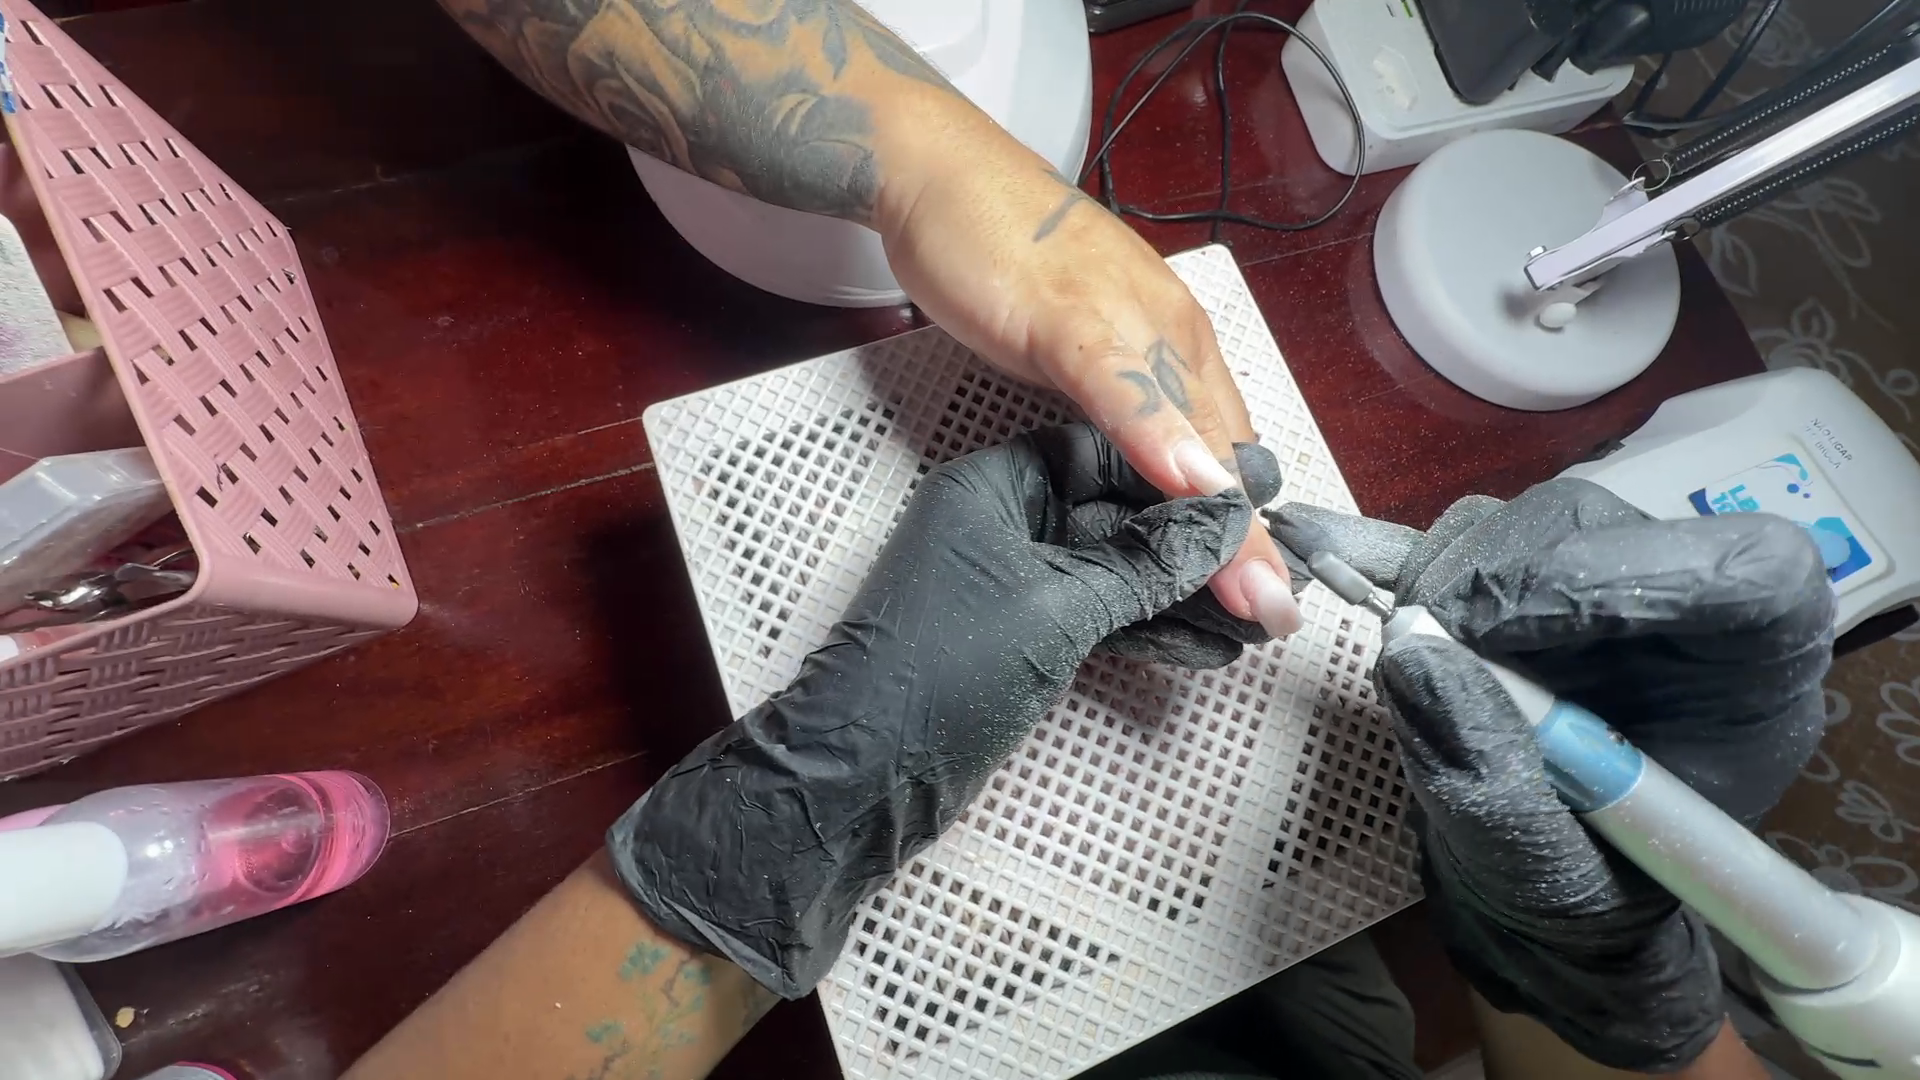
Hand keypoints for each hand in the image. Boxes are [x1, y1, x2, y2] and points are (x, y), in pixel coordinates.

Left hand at [607, 424, 1258, 997]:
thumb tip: (1227, 524)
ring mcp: (1016, 579)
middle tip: (1266, 574)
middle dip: (1189, 551)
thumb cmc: (950, 665)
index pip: (1104, 454)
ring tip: (1256, 623)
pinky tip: (1207, 648)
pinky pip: (1100, 614)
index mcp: (996, 485)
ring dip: (1179, 598)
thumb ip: (1145, 562)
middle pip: (1116, 519)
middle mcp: (1006, 520)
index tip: (1247, 499)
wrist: (871, 770)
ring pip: (1115, 574)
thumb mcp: (1058, 605)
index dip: (1177, 476)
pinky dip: (1147, 630)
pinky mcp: (1026, 630)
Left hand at [872, 118, 1300, 640]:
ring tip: (1215, 584)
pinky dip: (1158, 485)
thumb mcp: (1066, 325)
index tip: (1266, 611)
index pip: (1229, 461)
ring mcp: (1128, 362)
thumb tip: (1206, 483)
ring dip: (1204, 518)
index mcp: (1177, 347)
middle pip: (1220, 461)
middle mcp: (1167, 358)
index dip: (1246, 537)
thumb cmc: (996, 250)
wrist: (934, 188)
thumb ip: (1136, 400)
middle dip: (1238, 538)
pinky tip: (1149, 512)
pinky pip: (1142, 438)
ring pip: (1187, 451)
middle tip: (1252, 616)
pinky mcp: (1088, 368)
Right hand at [1268, 479, 1834, 1071]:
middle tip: (1420, 636)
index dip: (1596, 583)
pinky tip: (1342, 566)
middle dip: (1489, 578)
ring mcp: (1587, 572)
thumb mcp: (1542, 854)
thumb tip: (1410, 652)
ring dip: (1435, 575)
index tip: (1482, 633)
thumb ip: (1483, 765)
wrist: (1540, 859)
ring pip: (1508, 522)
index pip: (1729, 573)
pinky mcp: (1509, 568)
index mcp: (1749, 671)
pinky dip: (1386, 556)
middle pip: (1587, 525)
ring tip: (1406, 640)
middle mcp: (1679, 597)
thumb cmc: (1570, 874)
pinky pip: (1451, 536)